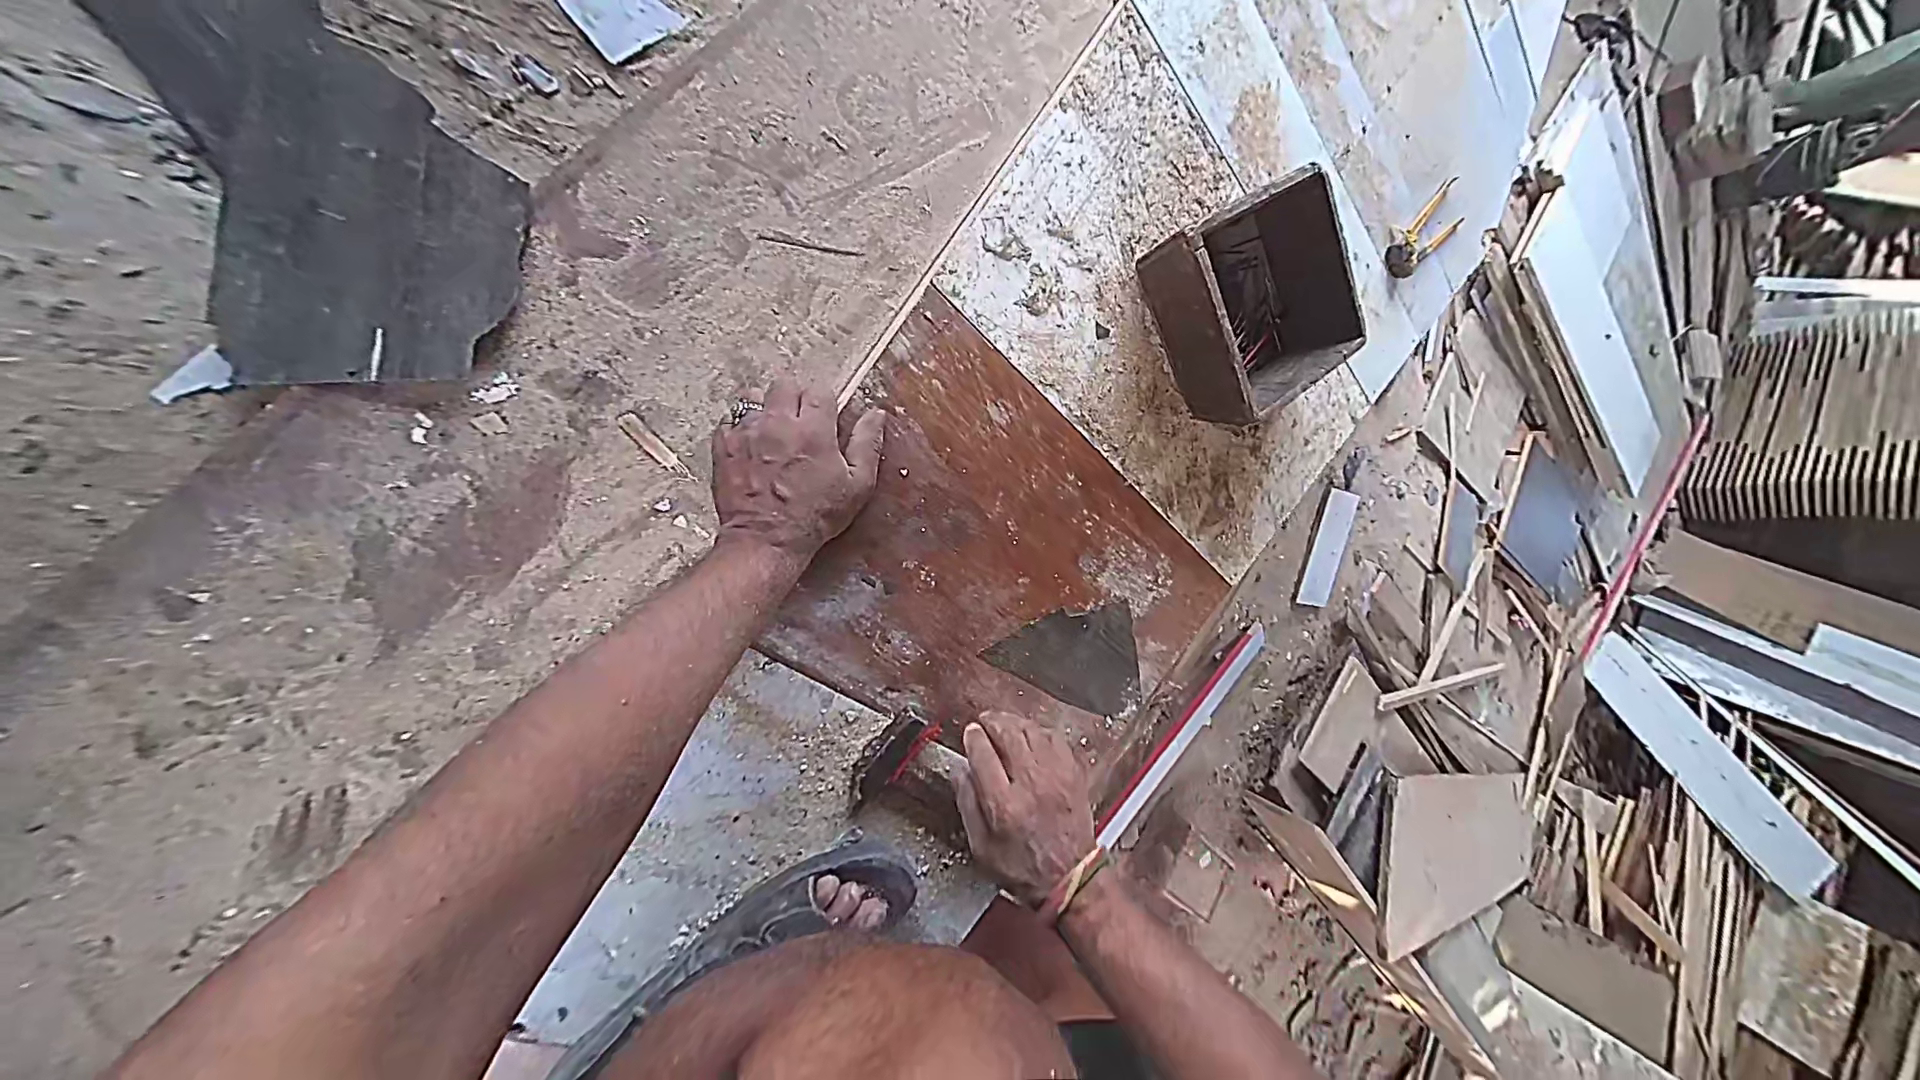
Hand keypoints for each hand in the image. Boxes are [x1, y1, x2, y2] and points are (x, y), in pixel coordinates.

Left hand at [711, 378, 884, 559]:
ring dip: (765, 409)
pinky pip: (730, 421)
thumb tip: (876, 415)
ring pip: (753, 397)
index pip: (819, 390)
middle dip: (794, 399)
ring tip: (772, 432)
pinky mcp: (724, 446)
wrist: (767, 539)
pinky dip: (741, 428)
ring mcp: (747, 432)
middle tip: (799, 423)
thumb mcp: (857, 485)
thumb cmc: (816, 516)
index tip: (824, 419)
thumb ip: (867, 444)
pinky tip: (752, 447)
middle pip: (784, 385)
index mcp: (814, 430)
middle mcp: (778, 423)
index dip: (824, 403)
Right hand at [956, 711, 1096, 907]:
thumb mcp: (982, 847)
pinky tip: (1032, 735)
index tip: (970, 733)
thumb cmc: (1025, 868)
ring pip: (1032, 730)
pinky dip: (1040, 731)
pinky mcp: (1073, 774)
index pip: (982, 753)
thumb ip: (967, 804)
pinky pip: (1055, 738)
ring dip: (1015, 722)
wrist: (1071, 880)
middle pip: (1008, 733)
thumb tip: (959, 771)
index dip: (973, 737)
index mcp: (1004, 804)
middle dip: (992, 721)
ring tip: (1005, 724)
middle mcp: (1031, 784)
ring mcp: (1056, 776)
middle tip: (984, 721)